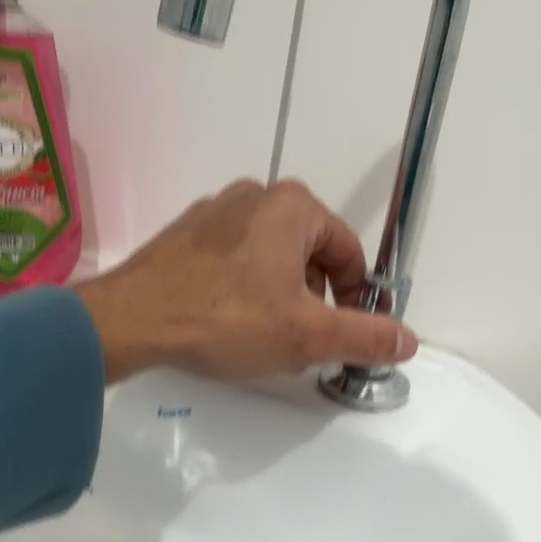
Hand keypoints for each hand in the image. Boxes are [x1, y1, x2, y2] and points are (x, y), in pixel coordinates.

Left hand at [74, 179, 418, 382]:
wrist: (131, 320)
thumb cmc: (226, 320)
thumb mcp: (306, 335)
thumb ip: (364, 336)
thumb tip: (409, 341)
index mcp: (292, 206)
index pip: (349, 253)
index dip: (356, 300)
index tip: (342, 336)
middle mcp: (255, 196)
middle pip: (309, 255)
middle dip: (314, 302)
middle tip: (301, 345)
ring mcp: (214, 212)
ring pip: (270, 259)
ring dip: (280, 299)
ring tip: (264, 341)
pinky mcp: (185, 235)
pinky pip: (233, 260)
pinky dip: (243, 290)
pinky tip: (229, 325)